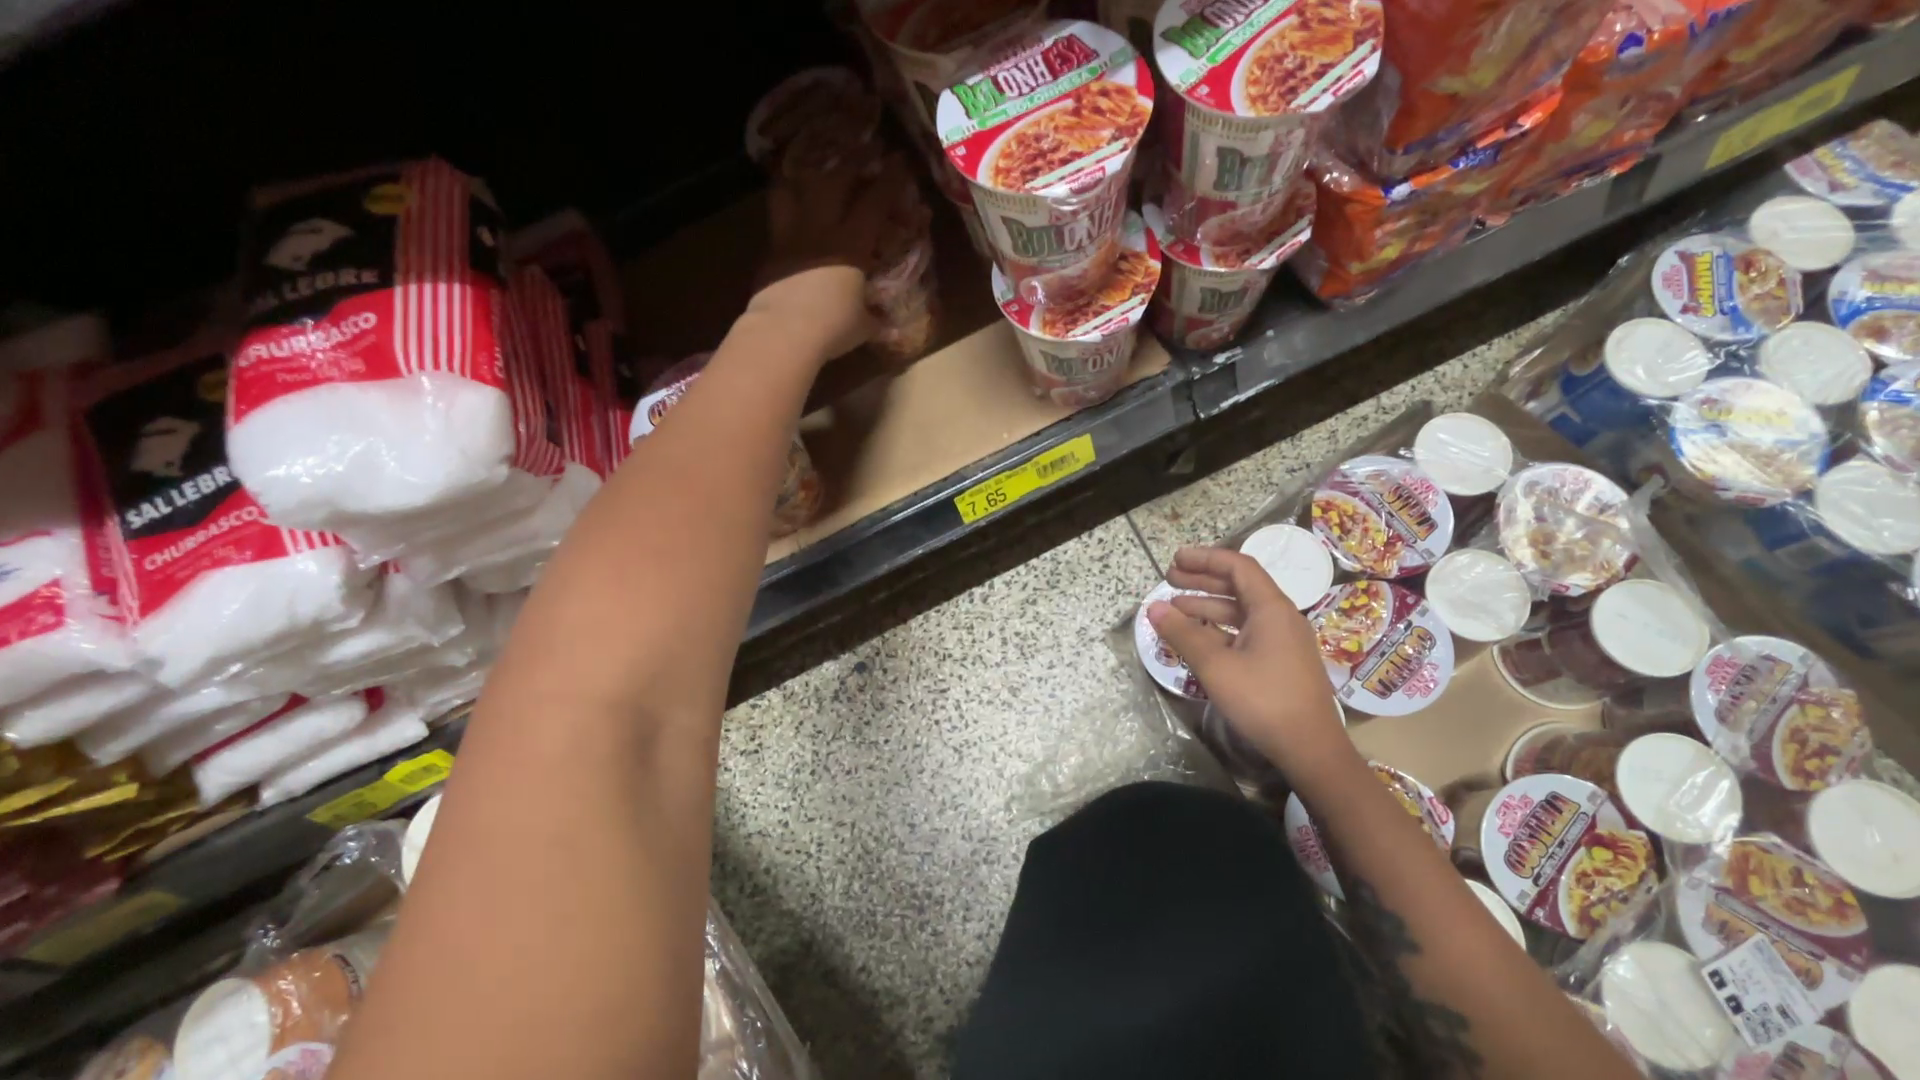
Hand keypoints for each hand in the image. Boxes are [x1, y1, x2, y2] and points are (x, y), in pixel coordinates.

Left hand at [747, 151, 911, 361]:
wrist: (783, 331)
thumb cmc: (832, 326)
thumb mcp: (863, 324)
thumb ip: (872, 315)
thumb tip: (879, 318)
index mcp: (852, 243)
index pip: (875, 202)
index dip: (890, 179)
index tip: (899, 160)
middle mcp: (821, 229)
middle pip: (835, 181)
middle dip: (852, 161)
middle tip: (863, 149)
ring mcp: (791, 237)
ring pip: (793, 190)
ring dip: (803, 177)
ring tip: (810, 171)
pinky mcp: (769, 252)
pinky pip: (776, 220)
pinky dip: (783, 209)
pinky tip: (787, 213)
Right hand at [1147, 547, 1355, 779]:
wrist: (1311, 748)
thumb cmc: (1264, 701)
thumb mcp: (1216, 667)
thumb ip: (1183, 634)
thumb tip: (1154, 608)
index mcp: (1271, 609)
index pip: (1238, 566)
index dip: (1205, 559)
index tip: (1175, 560)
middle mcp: (1281, 617)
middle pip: (1239, 587)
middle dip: (1203, 581)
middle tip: (1169, 580)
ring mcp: (1283, 641)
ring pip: (1241, 612)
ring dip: (1208, 607)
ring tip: (1175, 611)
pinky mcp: (1281, 662)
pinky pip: (1246, 633)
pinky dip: (1220, 630)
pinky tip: (1199, 640)